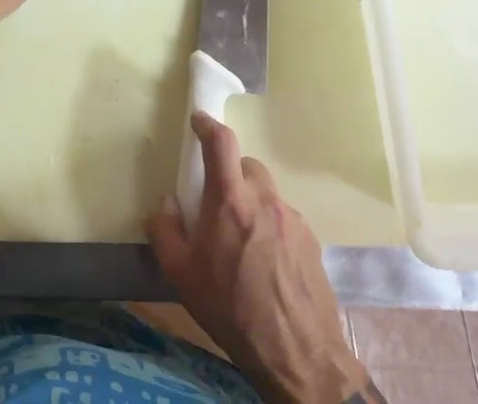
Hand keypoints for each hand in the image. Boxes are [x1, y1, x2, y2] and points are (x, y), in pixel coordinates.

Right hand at [146, 113, 372, 403]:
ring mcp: (294, 221)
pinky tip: (261, 261)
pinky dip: (268, 225)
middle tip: (213, 200)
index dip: (207, 124)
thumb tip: (166, 205)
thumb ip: (164, 230)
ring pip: (267, 193)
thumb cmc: (231, 309)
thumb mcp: (179, 273)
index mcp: (230, 202)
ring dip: (249, 201)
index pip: (221, 143)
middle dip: (227, 172)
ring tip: (237, 239)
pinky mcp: (312, 242)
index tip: (197, 120)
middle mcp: (266, 202)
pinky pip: (283, 218)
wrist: (299, 355)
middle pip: (246, 165)